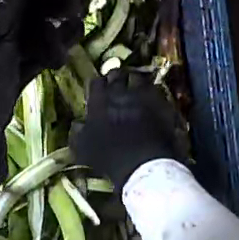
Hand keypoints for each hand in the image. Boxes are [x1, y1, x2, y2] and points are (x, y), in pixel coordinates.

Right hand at [70, 71, 182, 189]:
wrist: (144, 164)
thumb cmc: (109, 158)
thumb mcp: (83, 149)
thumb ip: (77, 132)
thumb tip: (78, 123)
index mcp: (99, 101)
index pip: (95, 82)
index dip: (97, 85)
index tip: (98, 91)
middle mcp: (120, 93)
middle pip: (116, 74)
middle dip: (115, 78)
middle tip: (116, 86)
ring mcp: (142, 96)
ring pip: (137, 78)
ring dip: (134, 82)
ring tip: (134, 90)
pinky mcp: (160, 103)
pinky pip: (155, 91)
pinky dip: (151, 94)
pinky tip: (151, 103)